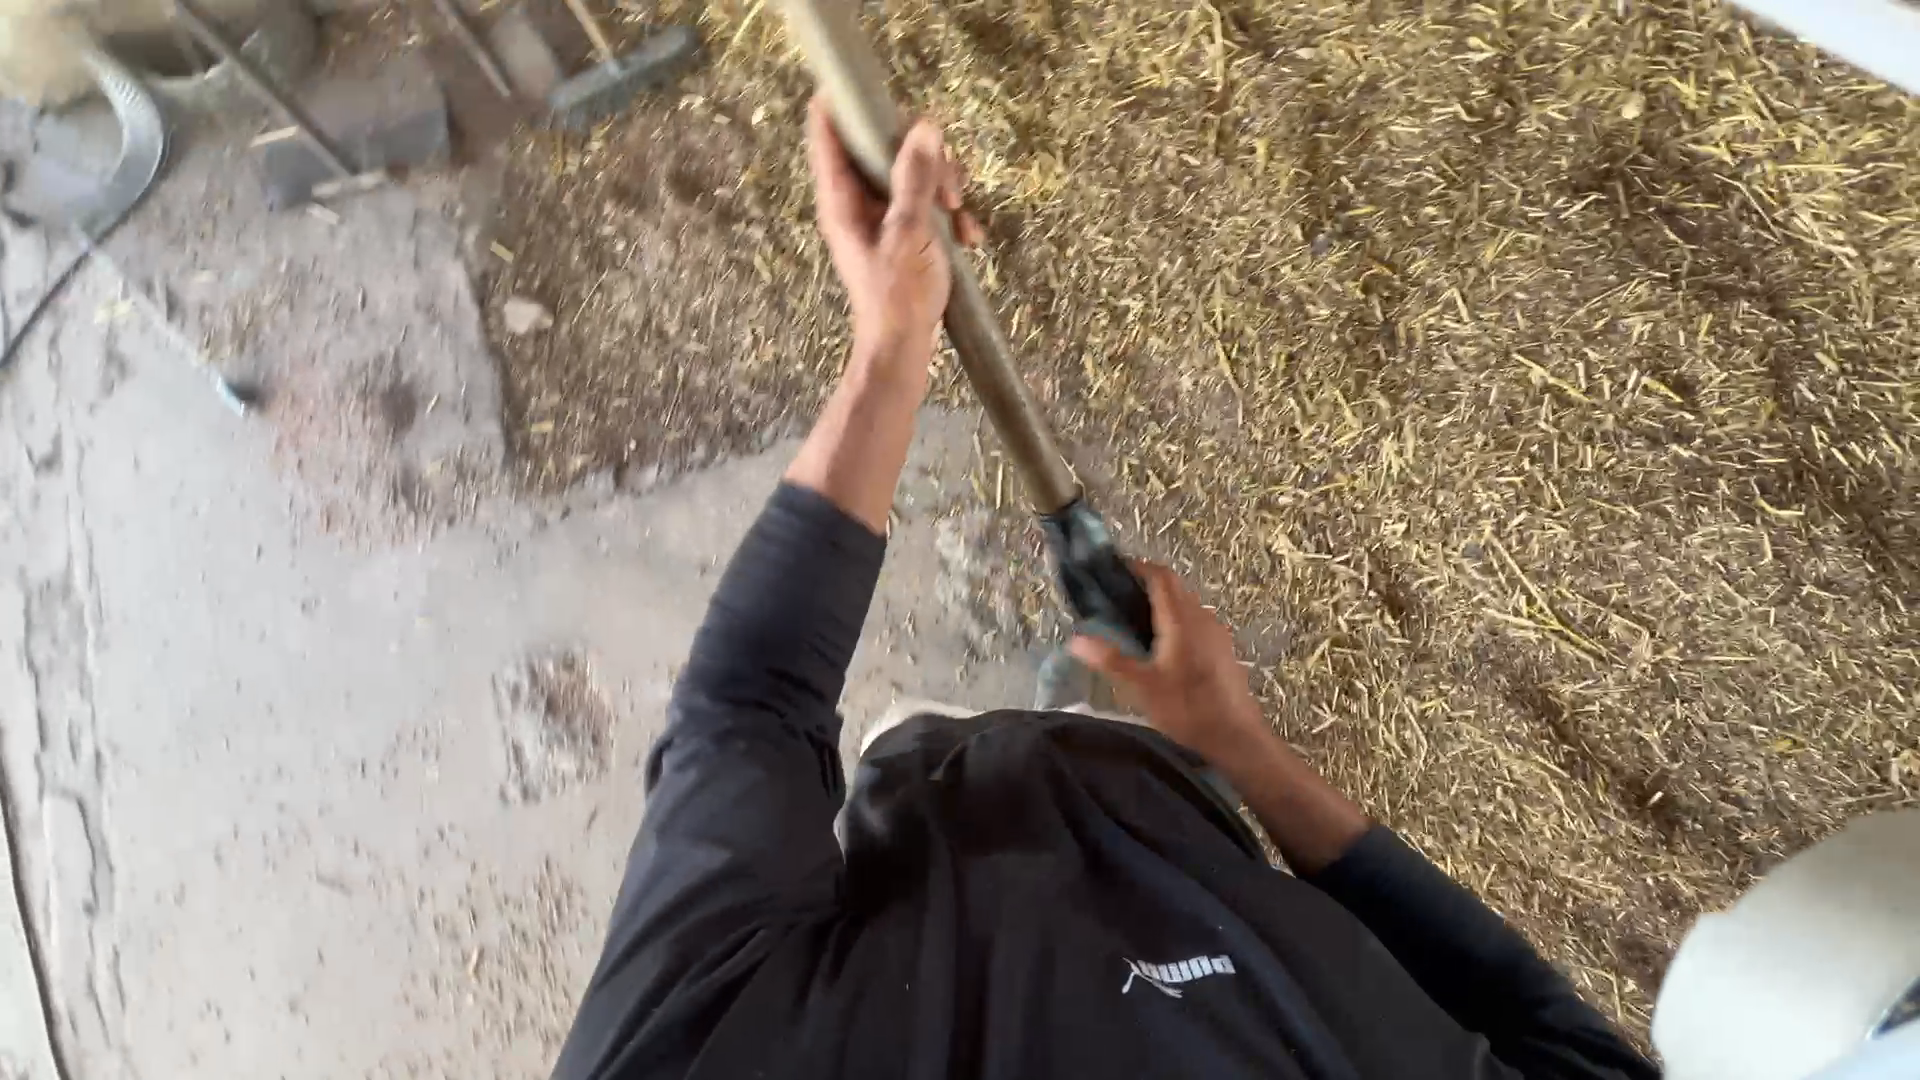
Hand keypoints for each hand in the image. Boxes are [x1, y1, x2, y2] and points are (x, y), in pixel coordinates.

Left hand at [807, 97, 982, 384]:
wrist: (903, 351)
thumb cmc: (897, 300)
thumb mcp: (909, 235)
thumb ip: (915, 180)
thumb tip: (926, 129)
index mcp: (841, 199)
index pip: (829, 128)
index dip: (853, 103)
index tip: (893, 108)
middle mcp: (856, 203)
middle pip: (883, 145)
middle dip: (925, 155)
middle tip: (949, 186)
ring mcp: (881, 219)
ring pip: (912, 173)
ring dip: (945, 187)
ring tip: (962, 218)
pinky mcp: (904, 236)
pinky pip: (927, 205)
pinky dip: (950, 215)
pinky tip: (969, 238)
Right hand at [1070, 560, 1270, 762]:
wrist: (1237, 738)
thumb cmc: (1188, 709)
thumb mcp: (1142, 687)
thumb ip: (1110, 660)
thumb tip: (1075, 640)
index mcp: (1181, 620)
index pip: (1160, 576)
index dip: (1137, 567)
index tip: (1112, 569)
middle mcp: (1202, 618)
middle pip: (1174, 586)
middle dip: (1146, 583)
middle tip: (1116, 595)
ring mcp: (1216, 633)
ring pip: (1186, 603)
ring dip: (1161, 601)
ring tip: (1133, 618)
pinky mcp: (1222, 649)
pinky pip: (1195, 620)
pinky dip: (1175, 619)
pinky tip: (1161, 644)